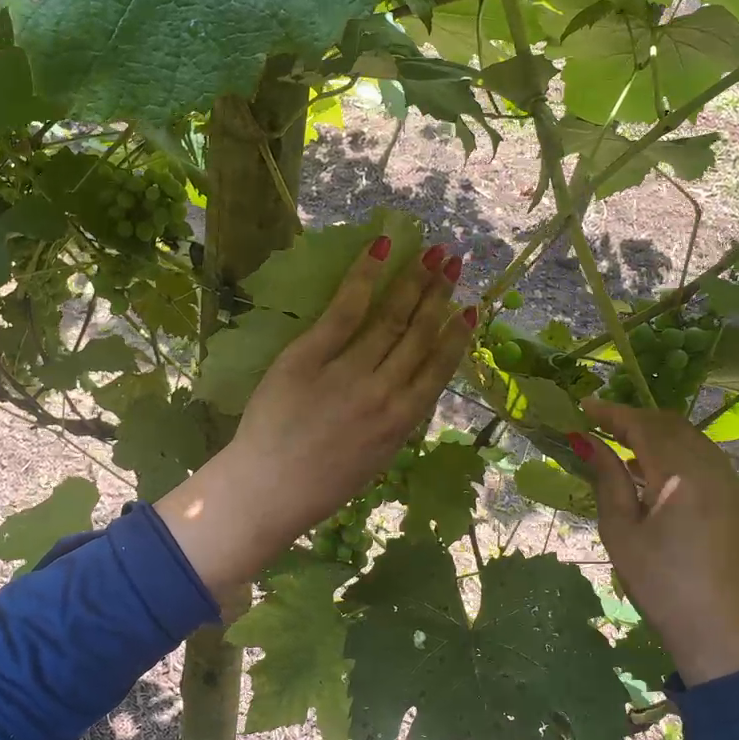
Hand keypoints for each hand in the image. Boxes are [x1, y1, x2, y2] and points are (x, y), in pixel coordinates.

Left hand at [159, 236, 475, 597]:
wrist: (267, 490)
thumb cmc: (319, 485)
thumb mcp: (374, 461)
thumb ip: (394, 422)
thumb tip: (410, 387)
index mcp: (401, 423)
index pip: (438, 369)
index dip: (457, 334)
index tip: (471, 307)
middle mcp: (383, 393)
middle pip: (418, 334)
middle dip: (439, 293)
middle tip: (452, 260)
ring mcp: (347, 373)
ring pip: (390, 318)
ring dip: (413, 281)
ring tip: (430, 253)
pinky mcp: (309, 356)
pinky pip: (344, 310)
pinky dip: (365, 277)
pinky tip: (379, 249)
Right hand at [569, 401, 738, 684]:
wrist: (730, 642)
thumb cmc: (664, 588)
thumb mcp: (622, 533)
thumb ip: (607, 479)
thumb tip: (587, 441)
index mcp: (682, 475)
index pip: (643, 426)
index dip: (612, 413)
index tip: (583, 407)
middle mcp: (716, 471)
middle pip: (673, 427)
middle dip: (636, 420)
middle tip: (603, 425)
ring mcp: (738, 488)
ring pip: (695, 443)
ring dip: (660, 438)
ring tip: (626, 450)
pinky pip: (711, 465)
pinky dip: (681, 458)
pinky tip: (660, 480)